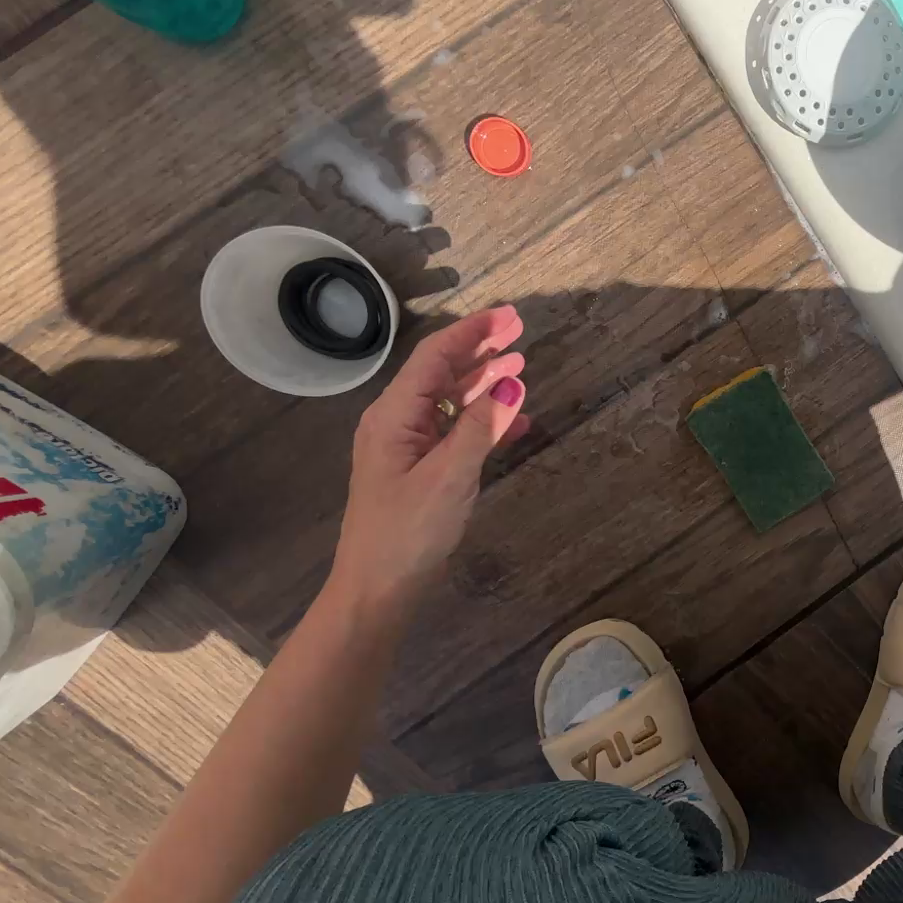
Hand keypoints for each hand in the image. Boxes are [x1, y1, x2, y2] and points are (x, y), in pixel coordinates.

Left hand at [329, 307, 528, 609]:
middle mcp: (399, 421)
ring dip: (485, 382)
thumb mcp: (450, 475)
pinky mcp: (422, 468)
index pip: (436, 356)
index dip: (474, 332)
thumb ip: (482, 426)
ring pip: (451, 400)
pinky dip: (485, 420)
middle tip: (522, 332)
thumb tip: (514, 383)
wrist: (380, 586)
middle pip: (443, 372)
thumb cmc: (409, 530)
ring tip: (522, 368)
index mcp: (395, 415)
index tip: (512, 316)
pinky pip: (457, 430)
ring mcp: (410, 445)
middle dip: (482, 350)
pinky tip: (514, 422)